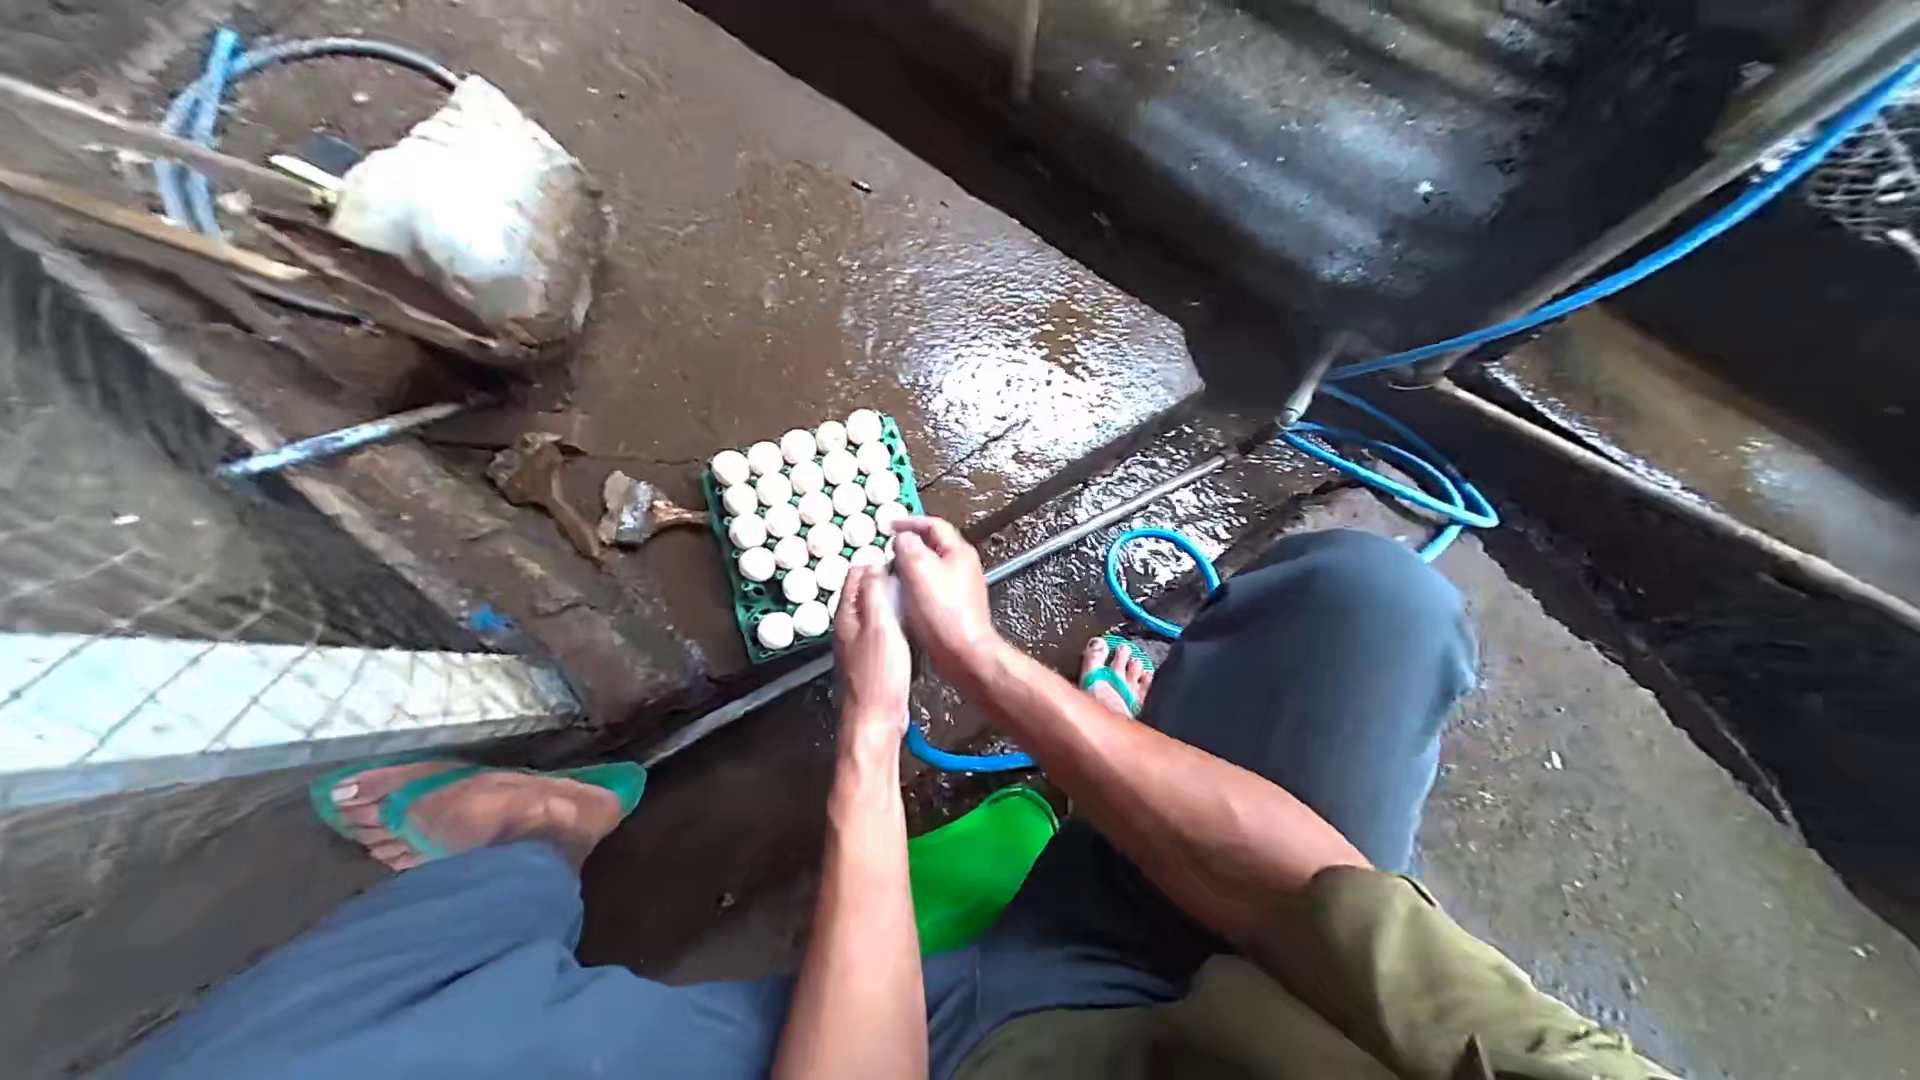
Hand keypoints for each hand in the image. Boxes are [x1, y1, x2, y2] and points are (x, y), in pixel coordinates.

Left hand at [834, 564, 911, 745]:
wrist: (875, 719)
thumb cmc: (879, 675)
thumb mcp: (880, 625)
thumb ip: (875, 593)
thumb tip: (873, 565)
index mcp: (847, 615)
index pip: (854, 576)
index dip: (873, 562)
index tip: (894, 556)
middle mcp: (847, 628)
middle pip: (862, 593)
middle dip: (880, 579)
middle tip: (904, 571)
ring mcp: (857, 645)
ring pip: (872, 612)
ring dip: (887, 600)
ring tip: (908, 592)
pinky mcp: (870, 660)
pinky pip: (880, 630)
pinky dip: (891, 620)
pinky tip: (906, 623)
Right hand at [889, 517, 1000, 678]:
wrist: (963, 653)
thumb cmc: (946, 615)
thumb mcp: (919, 569)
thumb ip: (908, 546)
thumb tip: (902, 539)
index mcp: (959, 552)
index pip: (933, 525)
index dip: (909, 522)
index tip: (890, 527)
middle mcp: (963, 568)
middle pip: (932, 547)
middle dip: (907, 547)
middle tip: (888, 551)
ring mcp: (959, 589)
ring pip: (929, 569)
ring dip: (909, 569)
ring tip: (891, 575)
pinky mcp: (953, 608)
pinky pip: (930, 590)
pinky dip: (914, 589)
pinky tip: (902, 600)